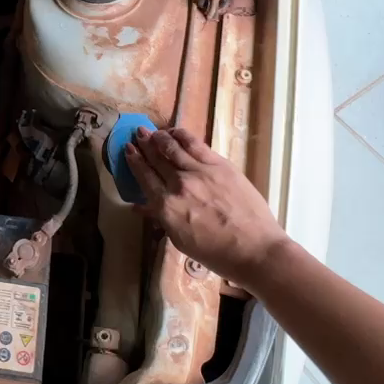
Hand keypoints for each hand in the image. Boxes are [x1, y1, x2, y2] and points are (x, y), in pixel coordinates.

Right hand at [125, 126, 286, 280]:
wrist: (255, 250)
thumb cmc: (216, 253)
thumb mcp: (180, 240)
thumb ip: (159, 219)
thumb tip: (139, 206)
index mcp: (166, 206)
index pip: (144, 177)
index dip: (134, 160)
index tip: (128, 149)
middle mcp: (178, 185)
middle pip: (157, 158)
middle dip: (144, 144)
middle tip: (138, 133)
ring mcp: (200, 172)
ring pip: (173, 148)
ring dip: (160, 137)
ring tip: (153, 131)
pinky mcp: (220, 165)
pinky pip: (196, 145)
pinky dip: (182, 136)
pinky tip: (175, 131)